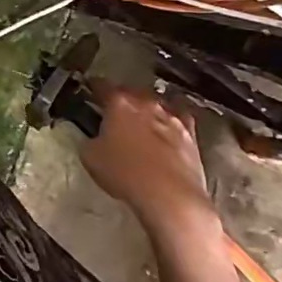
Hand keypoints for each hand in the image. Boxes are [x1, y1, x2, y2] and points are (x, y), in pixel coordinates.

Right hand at [79, 81, 215, 231]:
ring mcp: (171, 117)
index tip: (90, 89)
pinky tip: (169, 129)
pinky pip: (179, 120)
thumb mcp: (90, 157)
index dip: (94, 87)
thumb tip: (95, 138)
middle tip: (115, 111)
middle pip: (131, 92)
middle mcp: (146, 103)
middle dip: (123, 99)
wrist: (170, 195)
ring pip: (156, 104)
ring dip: (147, 110)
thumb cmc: (124, 173)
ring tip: (141, 121)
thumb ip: (90, 140)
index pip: (102, 86)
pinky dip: (172, 122)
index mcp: (119, 103)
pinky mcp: (191, 135)